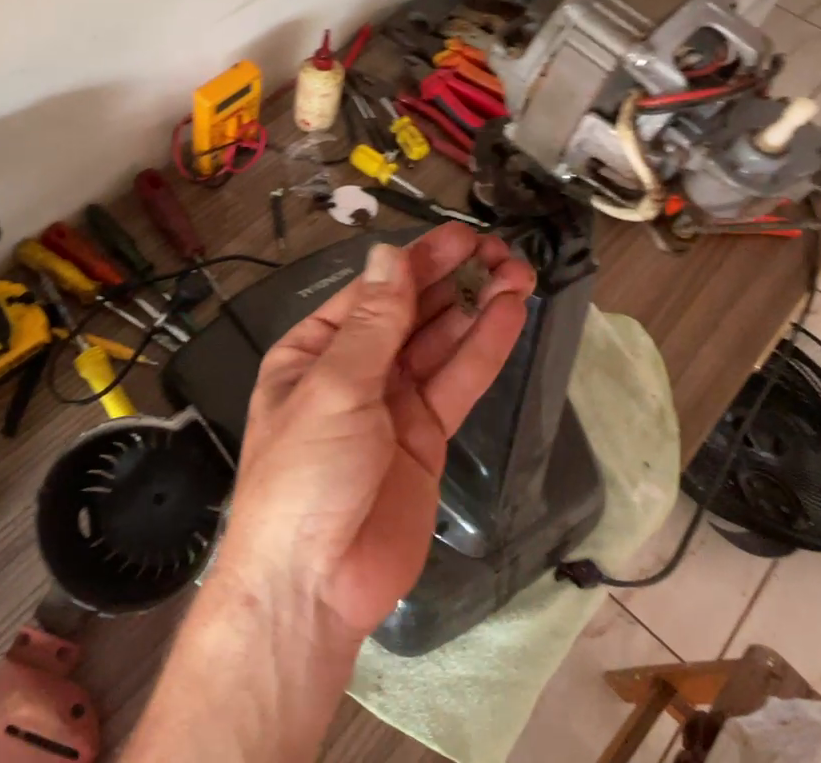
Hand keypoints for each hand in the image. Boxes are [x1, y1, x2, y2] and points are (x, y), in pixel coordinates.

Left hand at [214, 223, 534, 648]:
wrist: (314, 583)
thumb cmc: (304, 477)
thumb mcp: (333, 390)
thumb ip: (372, 324)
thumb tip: (389, 256)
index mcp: (312, 353)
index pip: (371, 294)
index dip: (416, 263)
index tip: (461, 237)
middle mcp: (352, 373)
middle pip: (409, 314)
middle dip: (451, 281)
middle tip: (497, 249)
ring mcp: (391, 406)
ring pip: (440, 345)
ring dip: (476, 310)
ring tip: (517, 274)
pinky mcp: (425, 440)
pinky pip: (456, 385)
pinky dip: (482, 351)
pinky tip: (509, 317)